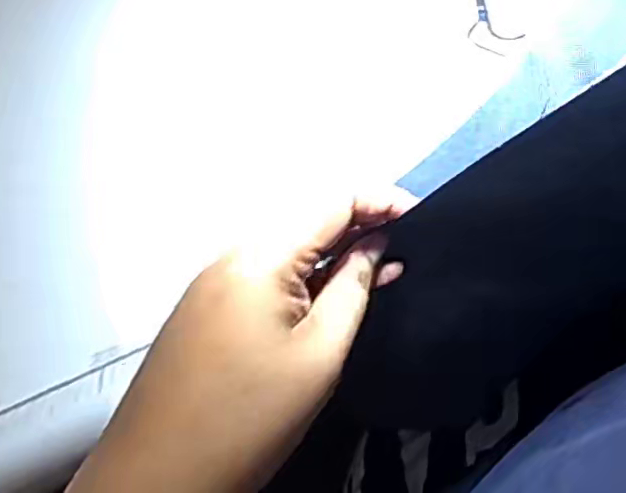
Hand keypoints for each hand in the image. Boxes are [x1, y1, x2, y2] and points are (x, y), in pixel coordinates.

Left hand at [69, 192, 415, 492]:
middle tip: (406, 250)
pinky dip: (310, 277)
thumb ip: (357, 282)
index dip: (386, 203)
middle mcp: (230, 262)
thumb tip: (378, 243)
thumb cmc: (245, 421)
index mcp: (258, 261)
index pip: (337, 204)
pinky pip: (271, 275)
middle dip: (365, 228)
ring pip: (294, 250)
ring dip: (339, 255)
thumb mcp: (323, 349)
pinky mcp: (204, 315)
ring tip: (381, 274)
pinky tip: (336, 296)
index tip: (421, 218)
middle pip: (313, 222)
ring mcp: (211, 289)